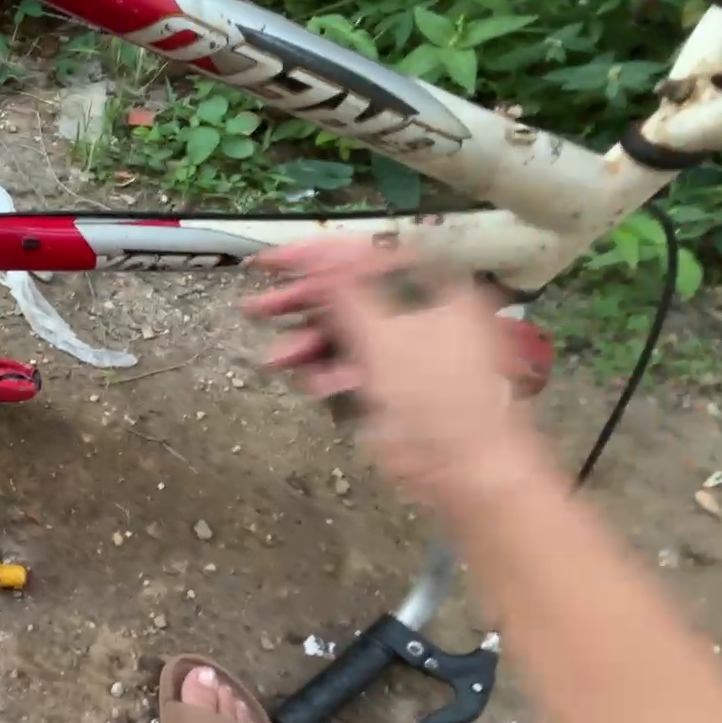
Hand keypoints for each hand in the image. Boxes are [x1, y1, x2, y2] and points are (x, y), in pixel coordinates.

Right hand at [244, 238, 551, 502]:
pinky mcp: (390, 378)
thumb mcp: (385, 335)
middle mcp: (419, 312)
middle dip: (298, 301)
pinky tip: (316, 383)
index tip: (270, 263)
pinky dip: (325, 368)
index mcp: (431, 291)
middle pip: (347, 292)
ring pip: (341, 330)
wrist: (465, 468)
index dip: (314, 255)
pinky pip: (348, 360)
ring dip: (304, 341)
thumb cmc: (433, 398)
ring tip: (277, 359)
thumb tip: (320, 254)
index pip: (365, 256)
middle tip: (256, 308)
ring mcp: (405, 346)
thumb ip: (349, 290)